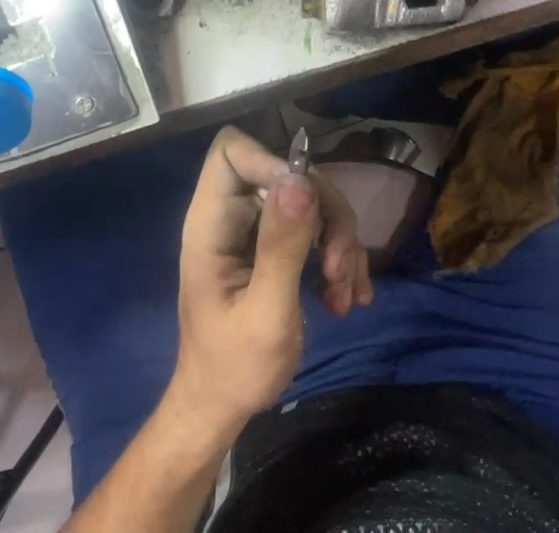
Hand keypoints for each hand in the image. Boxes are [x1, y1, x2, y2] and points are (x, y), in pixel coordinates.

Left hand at [167, 127, 371, 433]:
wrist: (225, 407)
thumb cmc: (235, 368)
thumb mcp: (265, 313)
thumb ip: (281, 246)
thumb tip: (299, 181)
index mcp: (211, 224)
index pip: (232, 151)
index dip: (273, 162)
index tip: (309, 207)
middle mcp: (233, 217)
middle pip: (288, 176)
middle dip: (324, 218)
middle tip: (337, 269)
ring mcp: (256, 232)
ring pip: (311, 203)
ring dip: (339, 245)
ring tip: (344, 295)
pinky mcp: (276, 249)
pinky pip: (317, 230)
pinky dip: (339, 259)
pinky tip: (346, 298)